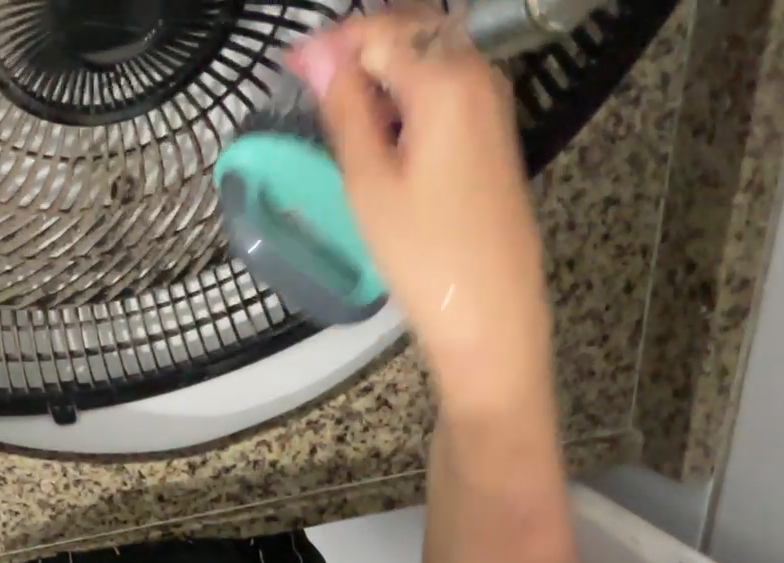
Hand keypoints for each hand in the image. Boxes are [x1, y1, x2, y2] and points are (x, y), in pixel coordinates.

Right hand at [289, 13, 552, 405]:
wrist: (489, 310)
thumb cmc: (422, 253)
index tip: (290, 66)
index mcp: (445, 82)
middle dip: (359, 46)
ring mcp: (491, 104)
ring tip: (341, 109)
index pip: (380, 32)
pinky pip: (447, 87)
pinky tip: (383, 130)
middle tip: (311, 81)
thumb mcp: (369, 183)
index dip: (331, 43)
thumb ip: (346, 110)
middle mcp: (478, 76)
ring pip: (432, 57)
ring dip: (384, 69)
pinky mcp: (493, 133)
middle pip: (412, 32)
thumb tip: (319, 57)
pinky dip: (409, 92)